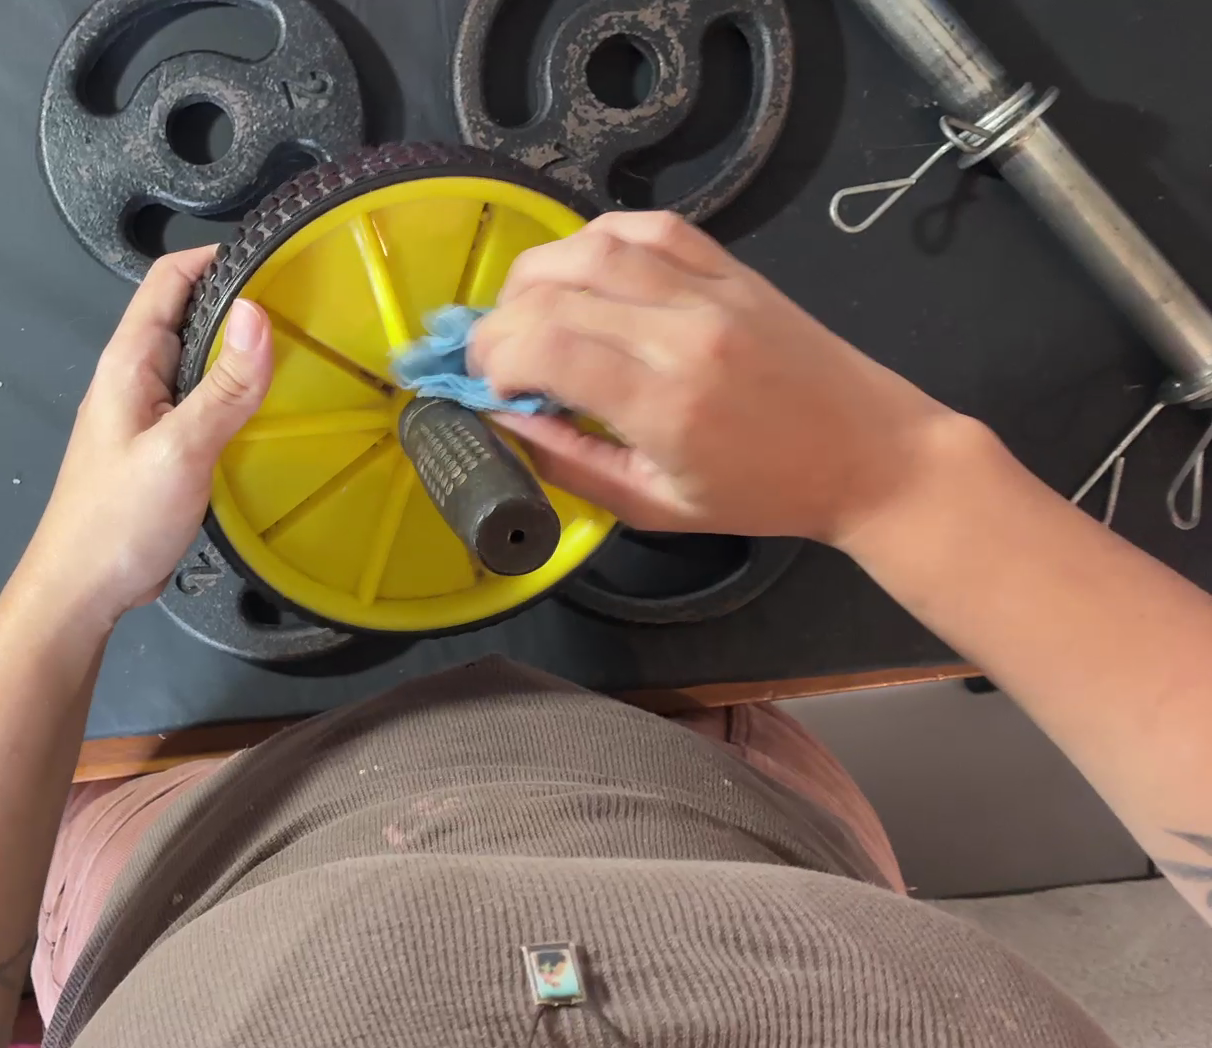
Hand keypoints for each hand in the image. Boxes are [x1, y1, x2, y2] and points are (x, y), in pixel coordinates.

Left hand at [16, 247, 273, 626]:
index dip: (214, 256)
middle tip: (300, 306)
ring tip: (294, 350)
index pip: (167, 280)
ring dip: (235, 352)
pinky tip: (263, 409)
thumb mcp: (180, 450)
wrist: (82, 586)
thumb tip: (258, 312)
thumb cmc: (120, 518)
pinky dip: (230, 395)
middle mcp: (134, 379)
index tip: (272, 255)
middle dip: (236, 302)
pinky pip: (198, 403)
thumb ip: (223, 387)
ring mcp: (145, 415)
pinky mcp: (159, 448)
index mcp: (128, 362)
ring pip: (194, 363)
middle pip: (185, 316)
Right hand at [468, 211, 976, 544]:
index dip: (492, 364)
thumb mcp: (647, 505)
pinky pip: (644, 227)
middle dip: (496, 327)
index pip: (543, 349)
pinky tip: (576, 276)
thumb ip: (565, 461)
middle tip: (492, 362)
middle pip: (551, 296)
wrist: (873, 454)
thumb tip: (502, 419)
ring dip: (531, 280)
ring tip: (523, 317)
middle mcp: (683, 332)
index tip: (489, 392)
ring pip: (589, 248)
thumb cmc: (756, 494)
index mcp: (664, 404)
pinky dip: (590, 244)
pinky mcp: (730, 267)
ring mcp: (710, 289)